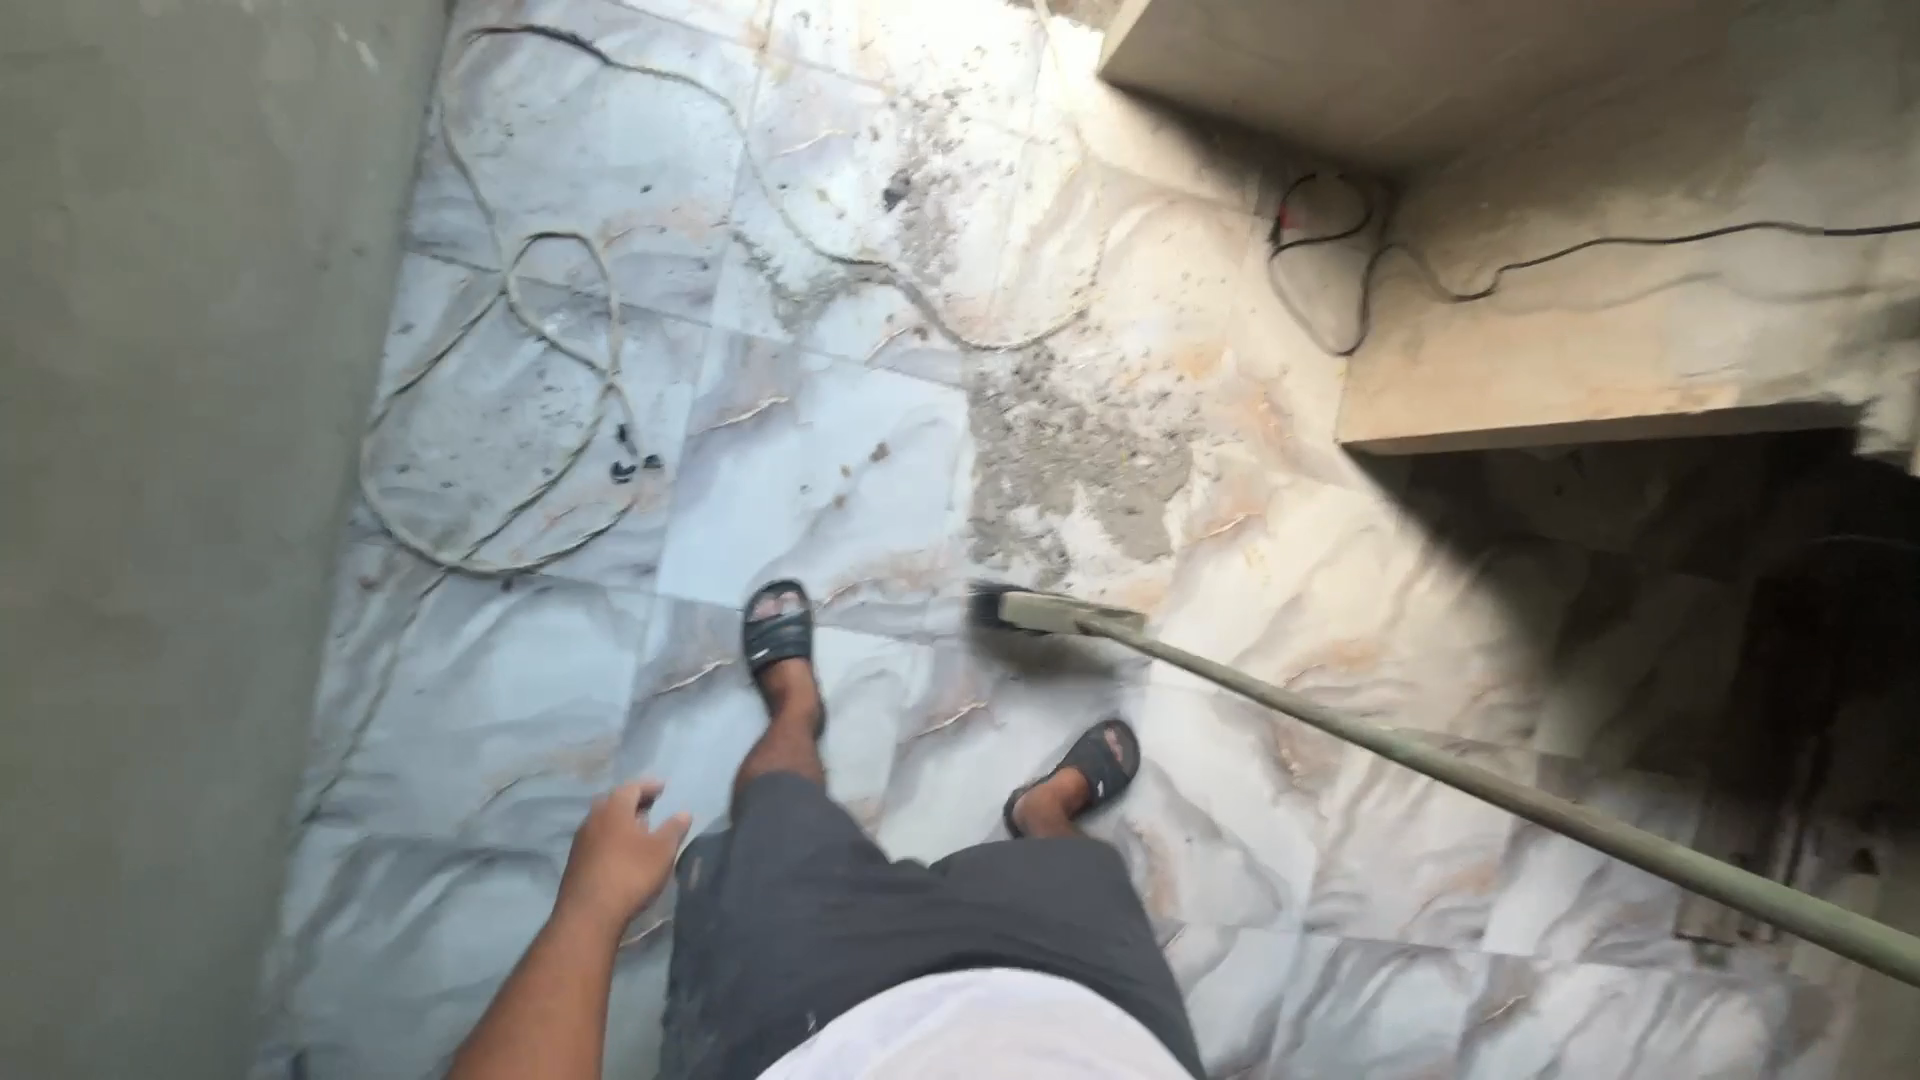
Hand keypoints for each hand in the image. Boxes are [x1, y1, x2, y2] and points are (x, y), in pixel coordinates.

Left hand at [553, 780, 690, 938]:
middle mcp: (593, 820)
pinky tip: (623, 852)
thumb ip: (674, 828)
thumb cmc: (631, 874)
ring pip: (603, 821)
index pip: (632, 787)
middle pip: (613, 801)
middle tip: (650, 806)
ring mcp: (580, 842)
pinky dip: (611, 837)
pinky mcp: (575, 863)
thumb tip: (684, 813)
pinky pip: (596, 839)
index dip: (649, 785)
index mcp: (614, 809)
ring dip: (620, 821)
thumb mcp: (663, 850)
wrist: (588, 916)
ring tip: (640, 829)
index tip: (663, 788)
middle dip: (632, 801)